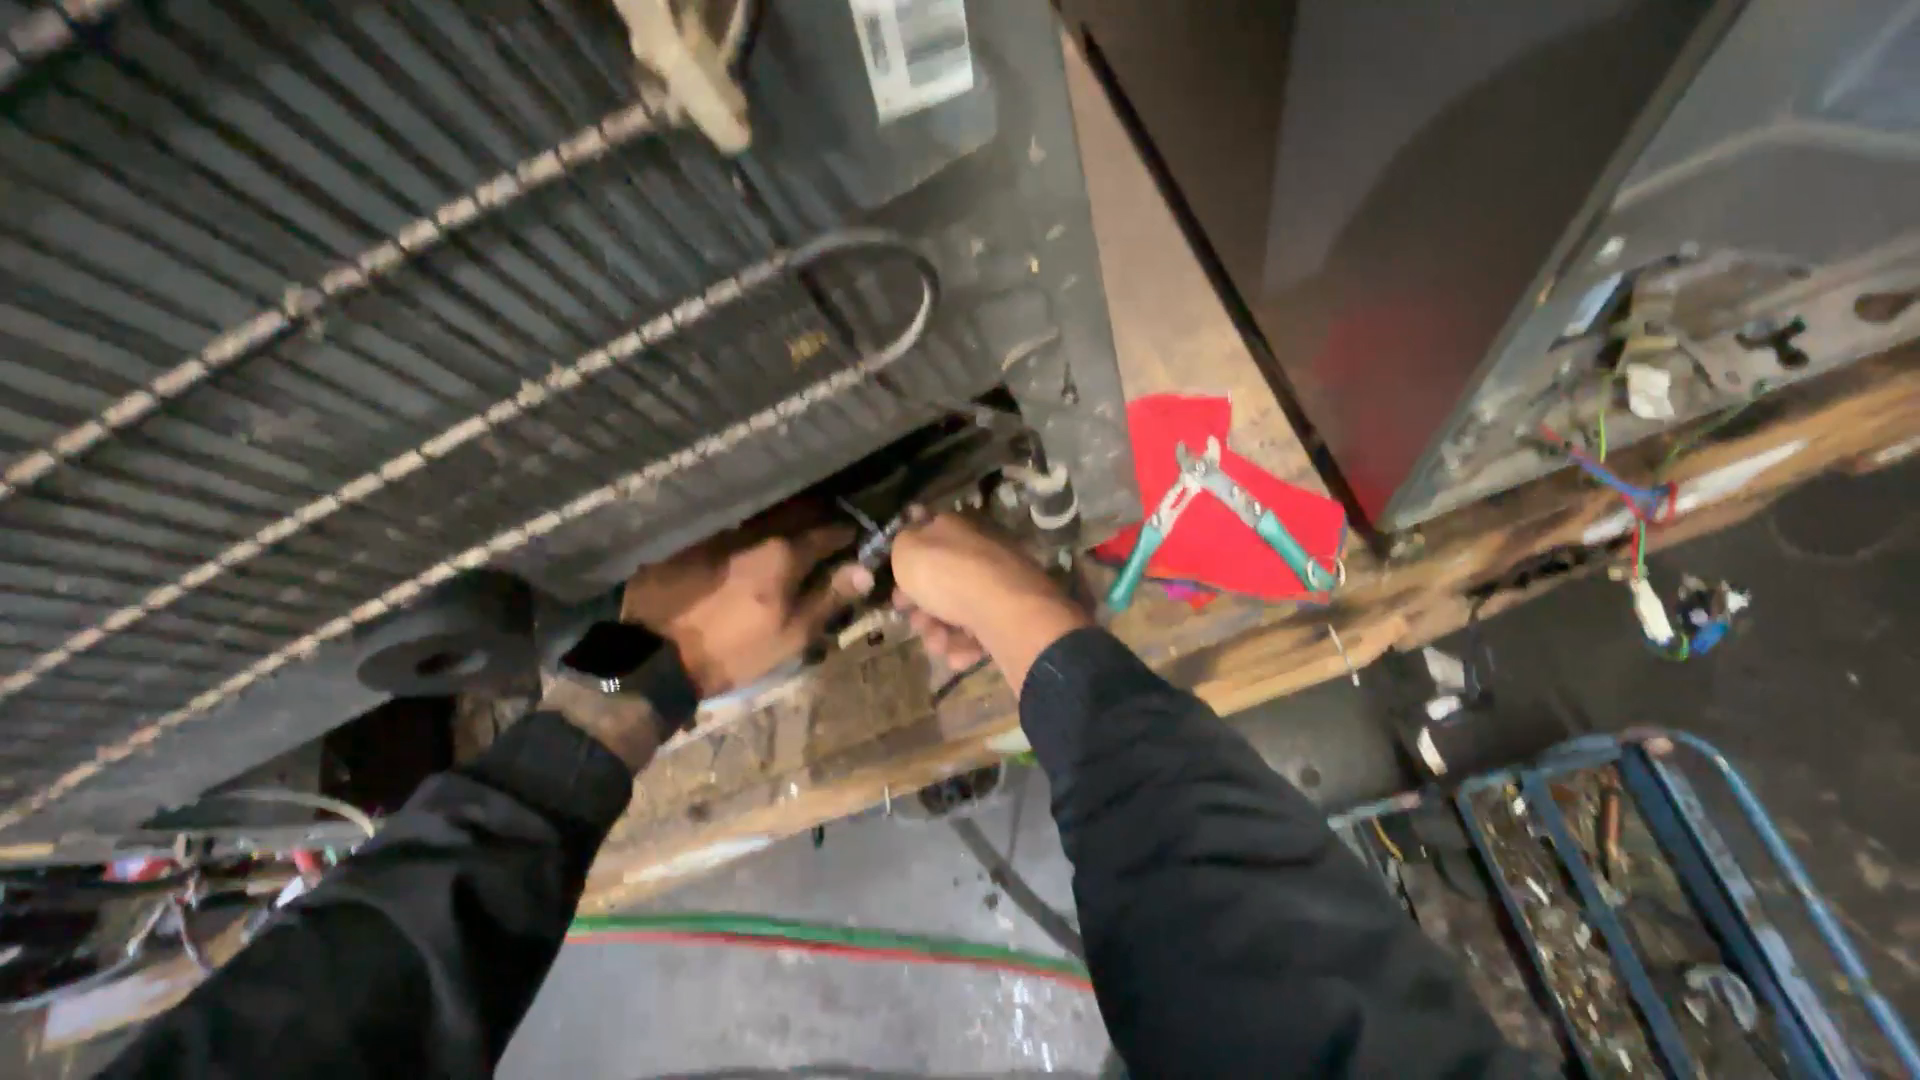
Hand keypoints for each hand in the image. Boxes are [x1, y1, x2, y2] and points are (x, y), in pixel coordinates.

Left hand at [621, 511, 869, 697]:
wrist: (656, 655)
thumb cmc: (734, 650)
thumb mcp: (792, 634)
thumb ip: (829, 597)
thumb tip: (864, 570)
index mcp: (784, 553)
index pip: (830, 532)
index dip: (849, 537)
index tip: (860, 543)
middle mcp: (754, 533)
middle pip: (797, 518)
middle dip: (818, 525)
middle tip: (830, 543)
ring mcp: (721, 536)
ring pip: (765, 523)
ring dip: (785, 529)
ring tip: (793, 548)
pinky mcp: (694, 546)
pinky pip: (736, 533)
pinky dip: (754, 539)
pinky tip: (753, 556)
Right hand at [889, 512, 1090, 691]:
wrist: (1006, 610)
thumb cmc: (949, 575)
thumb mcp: (906, 551)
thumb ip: (901, 546)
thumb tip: (910, 549)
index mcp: (958, 528)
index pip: (927, 542)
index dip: (907, 569)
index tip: (897, 595)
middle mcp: (981, 551)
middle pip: (942, 583)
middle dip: (922, 609)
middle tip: (916, 623)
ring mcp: (1000, 584)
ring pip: (958, 611)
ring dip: (939, 633)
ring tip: (939, 643)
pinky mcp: (1013, 616)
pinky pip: (980, 632)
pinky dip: (966, 646)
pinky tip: (960, 655)